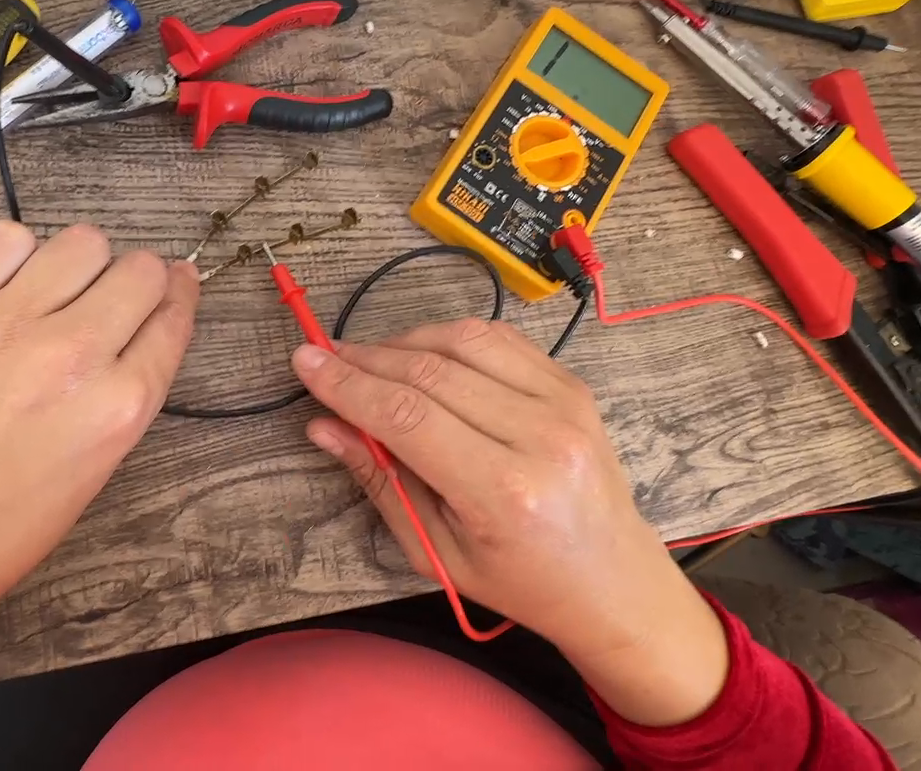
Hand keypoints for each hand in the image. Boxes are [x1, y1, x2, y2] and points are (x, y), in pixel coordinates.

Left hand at [0, 223, 198, 664]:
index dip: (181, 294)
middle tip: (112, 299)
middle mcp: (72, 358)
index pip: (174, 316)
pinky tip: (8, 287)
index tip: (176, 284)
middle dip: (139, 278)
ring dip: (82, 264)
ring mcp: (5, 329)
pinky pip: (5, 238)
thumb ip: (129, 388)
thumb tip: (153, 318)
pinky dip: (17, 254)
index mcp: (119, 408)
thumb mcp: (95, 466)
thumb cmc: (1, 527)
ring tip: (57, 294)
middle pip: (140, 269)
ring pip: (82, 242)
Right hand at [292, 319, 728, 726]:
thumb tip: (323, 426)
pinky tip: (421, 354)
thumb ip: (380, 481)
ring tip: (369, 360)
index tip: (304, 361)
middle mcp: (540, 435)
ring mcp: (564, 402)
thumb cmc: (521, 582)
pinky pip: (496, 337)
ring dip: (402, 342)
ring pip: (461, 340)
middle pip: (429, 372)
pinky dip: (447, 336)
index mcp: (504, 492)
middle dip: (365, 359)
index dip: (347, 383)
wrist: (616, 584)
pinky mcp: (573, 384)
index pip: (407, 415)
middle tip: (325, 358)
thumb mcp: (437, 552)